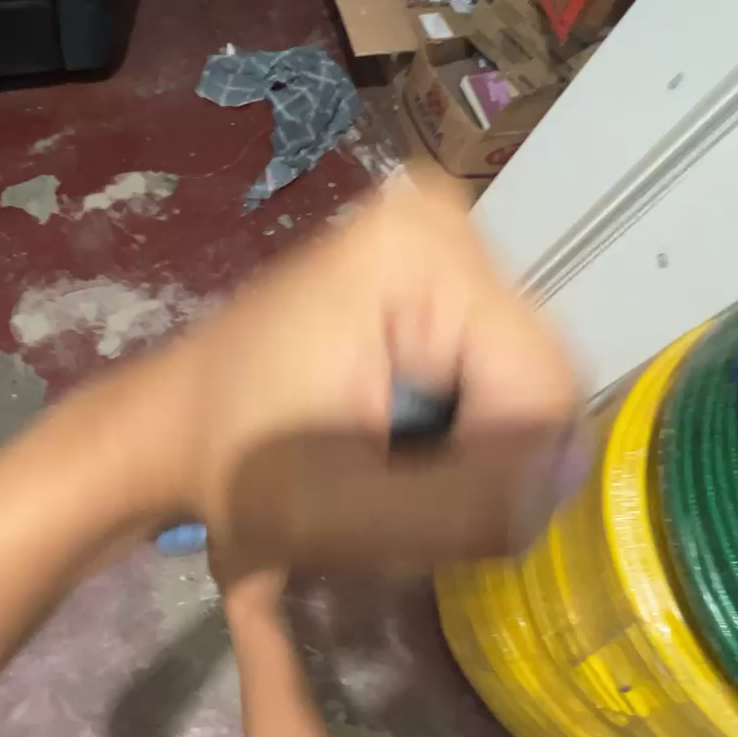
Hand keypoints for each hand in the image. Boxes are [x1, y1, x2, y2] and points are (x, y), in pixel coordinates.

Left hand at [140, 169, 584, 571]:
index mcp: (421, 253)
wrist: (169, 428)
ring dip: (463, 450)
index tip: (418, 509)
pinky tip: (389, 442)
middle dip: (478, 461)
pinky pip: (483, 369)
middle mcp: (439, 222)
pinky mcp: (420, 273)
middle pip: (530, 381)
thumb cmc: (232, 464)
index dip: (498, 475)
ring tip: (383, 468)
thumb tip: (568, 479)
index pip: (541, 391)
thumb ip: (466, 507)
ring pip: (511, 384)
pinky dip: (449, 427)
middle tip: (394, 493)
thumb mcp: (342, 513)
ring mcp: (430, 241)